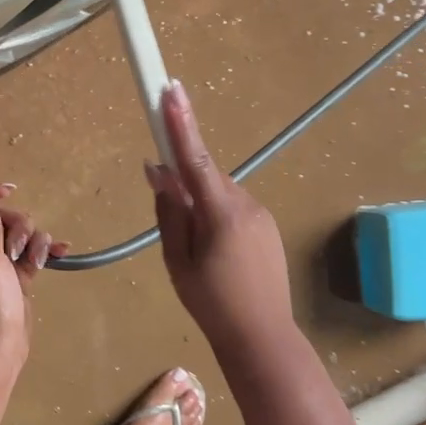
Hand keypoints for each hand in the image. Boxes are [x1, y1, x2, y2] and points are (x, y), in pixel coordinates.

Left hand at [0, 183, 64, 359]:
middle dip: (18, 224)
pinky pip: (34, 254)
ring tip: (34, 264)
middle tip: (18, 248)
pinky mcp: (19, 278)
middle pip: (1, 218)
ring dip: (34, 242)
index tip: (10, 192)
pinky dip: (46, 252)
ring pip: (22, 235)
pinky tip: (62, 253)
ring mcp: (1, 264)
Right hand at [145, 81, 295, 348]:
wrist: (262, 335)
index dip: (180, 121)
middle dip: (183, 178)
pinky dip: (214, 213)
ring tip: (193, 249)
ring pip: (219, 192)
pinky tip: (212, 250)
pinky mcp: (267, 226)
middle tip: (168, 208)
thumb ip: (169, 212)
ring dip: (199, 202)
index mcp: (221, 212)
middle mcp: (246, 203)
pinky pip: (232, 206)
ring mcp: (260, 214)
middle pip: (205, 174)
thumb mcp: (177, 260)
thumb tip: (158, 171)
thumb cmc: (211, 302)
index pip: (194, 157)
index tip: (171, 88)